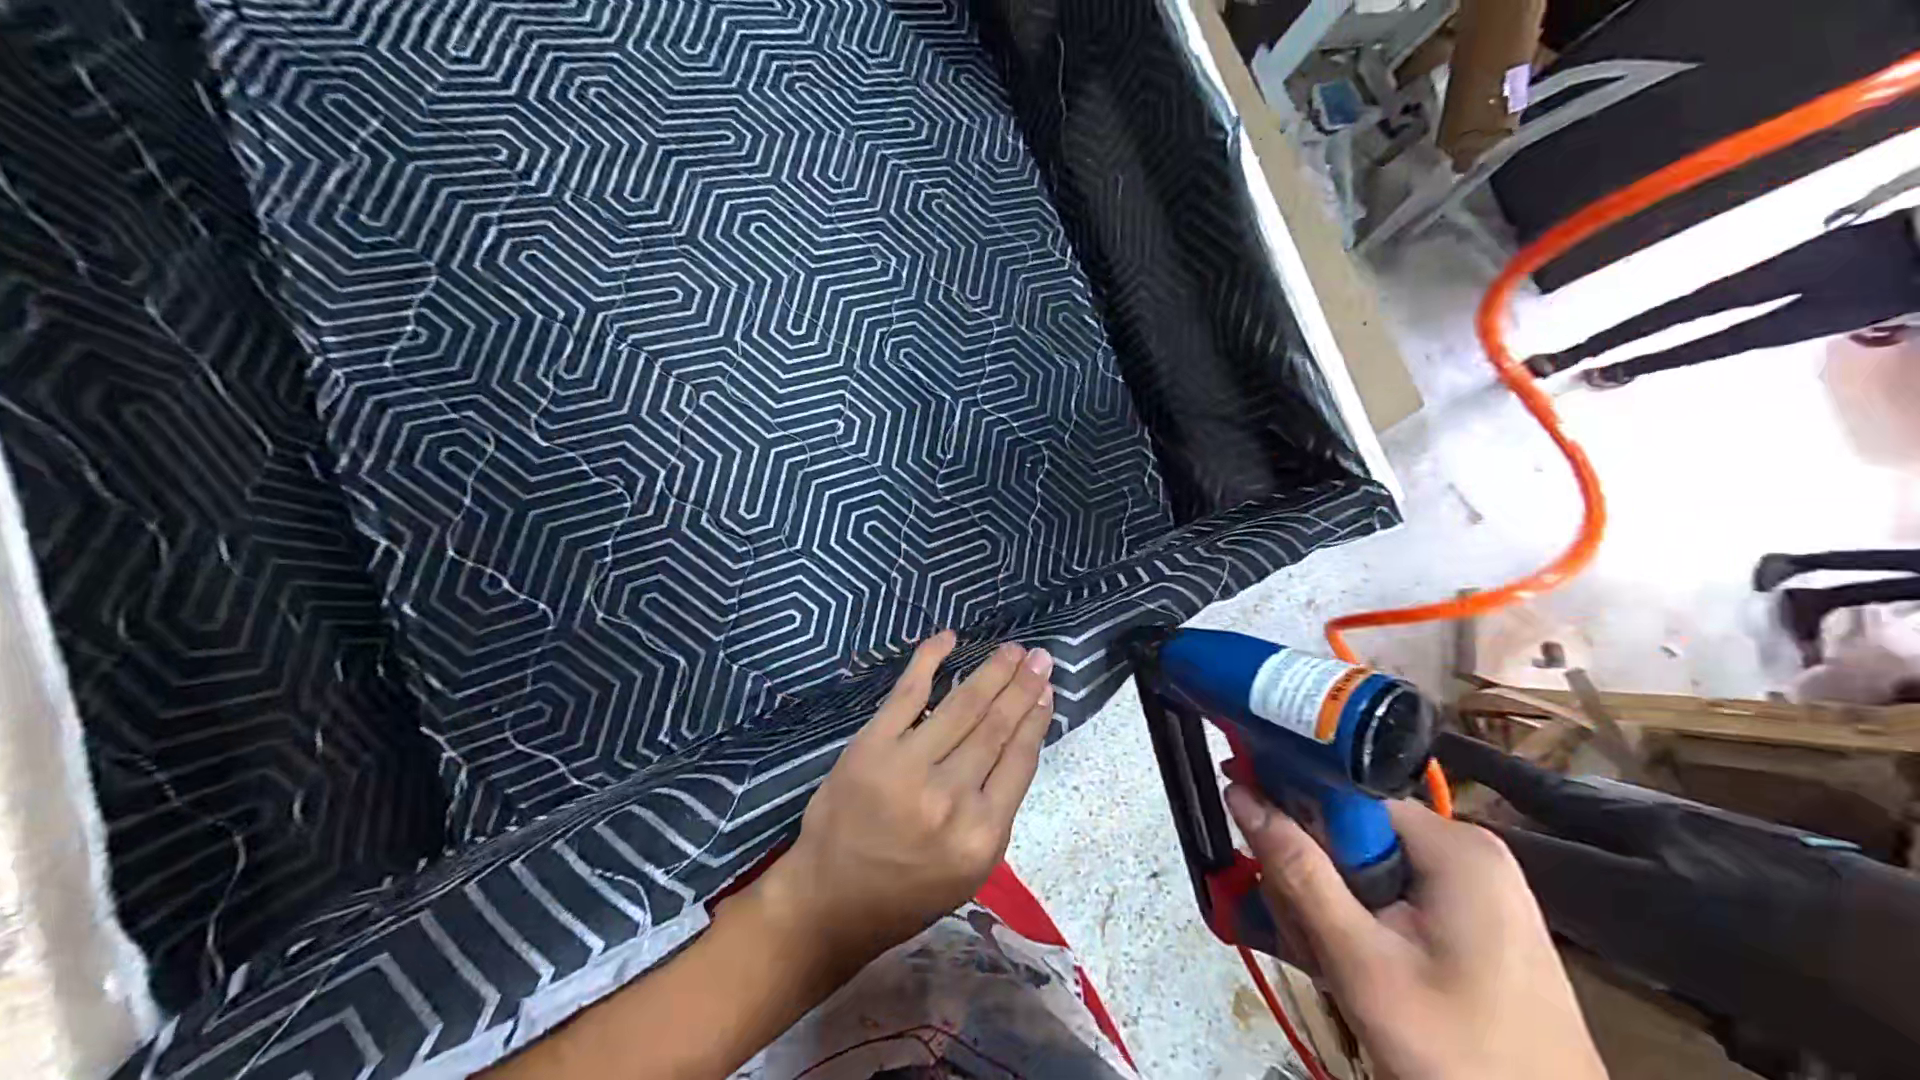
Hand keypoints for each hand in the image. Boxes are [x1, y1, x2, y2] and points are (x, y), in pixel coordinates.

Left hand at [756, 631, 1054, 965]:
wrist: (832, 900)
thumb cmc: (909, 890)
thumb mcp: (971, 868)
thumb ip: (996, 808)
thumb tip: (1017, 739)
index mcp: (982, 834)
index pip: (1020, 759)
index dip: (1036, 718)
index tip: (1047, 690)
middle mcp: (950, 797)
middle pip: (996, 727)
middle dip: (1022, 686)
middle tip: (1040, 657)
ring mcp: (908, 767)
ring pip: (962, 706)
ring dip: (991, 672)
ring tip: (1013, 651)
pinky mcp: (871, 746)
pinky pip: (907, 693)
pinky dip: (929, 660)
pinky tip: (949, 640)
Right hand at [1227, 788, 1606, 1079]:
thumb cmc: (1459, 1056)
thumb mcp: (1361, 962)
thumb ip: (1298, 873)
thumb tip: (1239, 793)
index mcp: (1454, 846)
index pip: (1345, 792)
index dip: (1291, 807)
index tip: (1248, 831)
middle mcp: (1467, 850)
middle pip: (1351, 830)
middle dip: (1311, 875)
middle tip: (1298, 932)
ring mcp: (1475, 886)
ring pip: (1365, 864)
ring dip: (1330, 905)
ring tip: (1325, 961)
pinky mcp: (1474, 917)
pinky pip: (1392, 892)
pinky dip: (1360, 920)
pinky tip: (1352, 964)